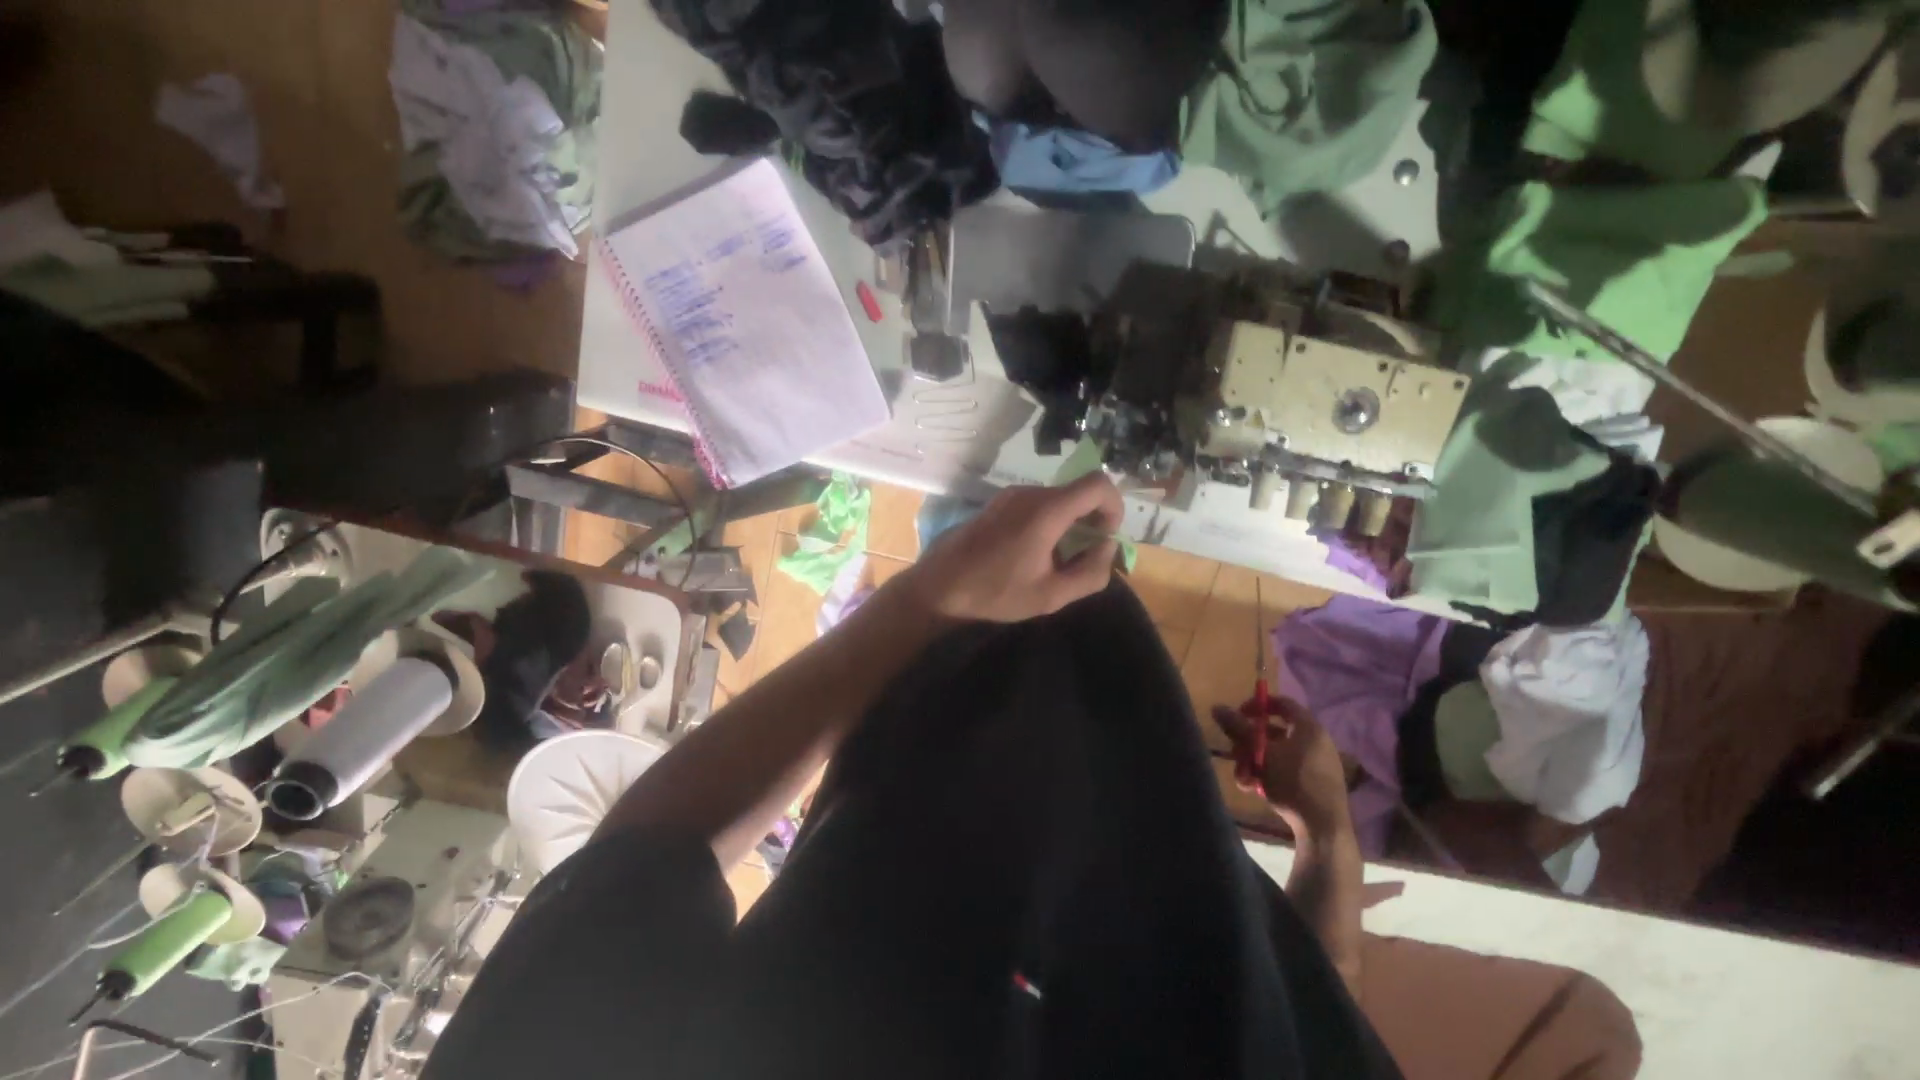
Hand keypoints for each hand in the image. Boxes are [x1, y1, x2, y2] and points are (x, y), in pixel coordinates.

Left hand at [900, 473, 1124, 622]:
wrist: (938, 586)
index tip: (1104, 538)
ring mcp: (1011, 495)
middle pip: (1078, 491)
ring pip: (1058, 497)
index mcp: (1046, 510)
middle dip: (1092, 520)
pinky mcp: (998, 503)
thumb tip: (1107, 548)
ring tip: (1057, 560)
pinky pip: (1037, 503)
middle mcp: (1030, 493)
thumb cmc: (994, 592)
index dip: (1114, 507)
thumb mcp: (1051, 596)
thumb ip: (1090, 573)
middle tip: (1082, 556)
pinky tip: (1034, 554)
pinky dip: (1049, 522)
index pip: (1098, 484)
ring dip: (1070, 523)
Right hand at [1213, 699, 1351, 841]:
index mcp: (1309, 727)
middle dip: (1250, 743)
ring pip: (1279, 754)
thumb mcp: (1261, 754)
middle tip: (1235, 754)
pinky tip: (1256, 790)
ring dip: (1256, 763)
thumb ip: (1239, 729)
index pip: (1282, 703)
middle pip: (1276, 732)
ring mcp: (1319, 763)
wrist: (1324, 828)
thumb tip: (1217, 707)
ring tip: (1243, 780)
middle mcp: (1317, 741)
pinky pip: (1289, 769)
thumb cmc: (1292, 782)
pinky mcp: (1317, 783)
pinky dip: (1270, 774)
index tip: (1238, 716)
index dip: (1258, 705)